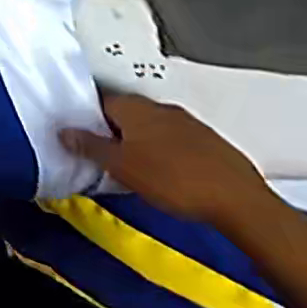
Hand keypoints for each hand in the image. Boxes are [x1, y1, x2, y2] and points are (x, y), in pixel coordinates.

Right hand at [60, 94, 276, 230]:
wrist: (243, 205)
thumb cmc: (174, 180)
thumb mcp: (120, 165)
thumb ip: (88, 146)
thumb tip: (63, 131)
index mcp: (131, 105)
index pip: (98, 102)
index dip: (90, 120)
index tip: (87, 138)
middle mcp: (159, 106)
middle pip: (128, 113)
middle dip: (119, 129)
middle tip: (114, 154)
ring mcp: (191, 123)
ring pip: (157, 126)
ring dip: (148, 140)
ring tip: (146, 166)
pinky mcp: (216, 143)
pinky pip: (183, 140)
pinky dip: (174, 151)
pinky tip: (176, 173)